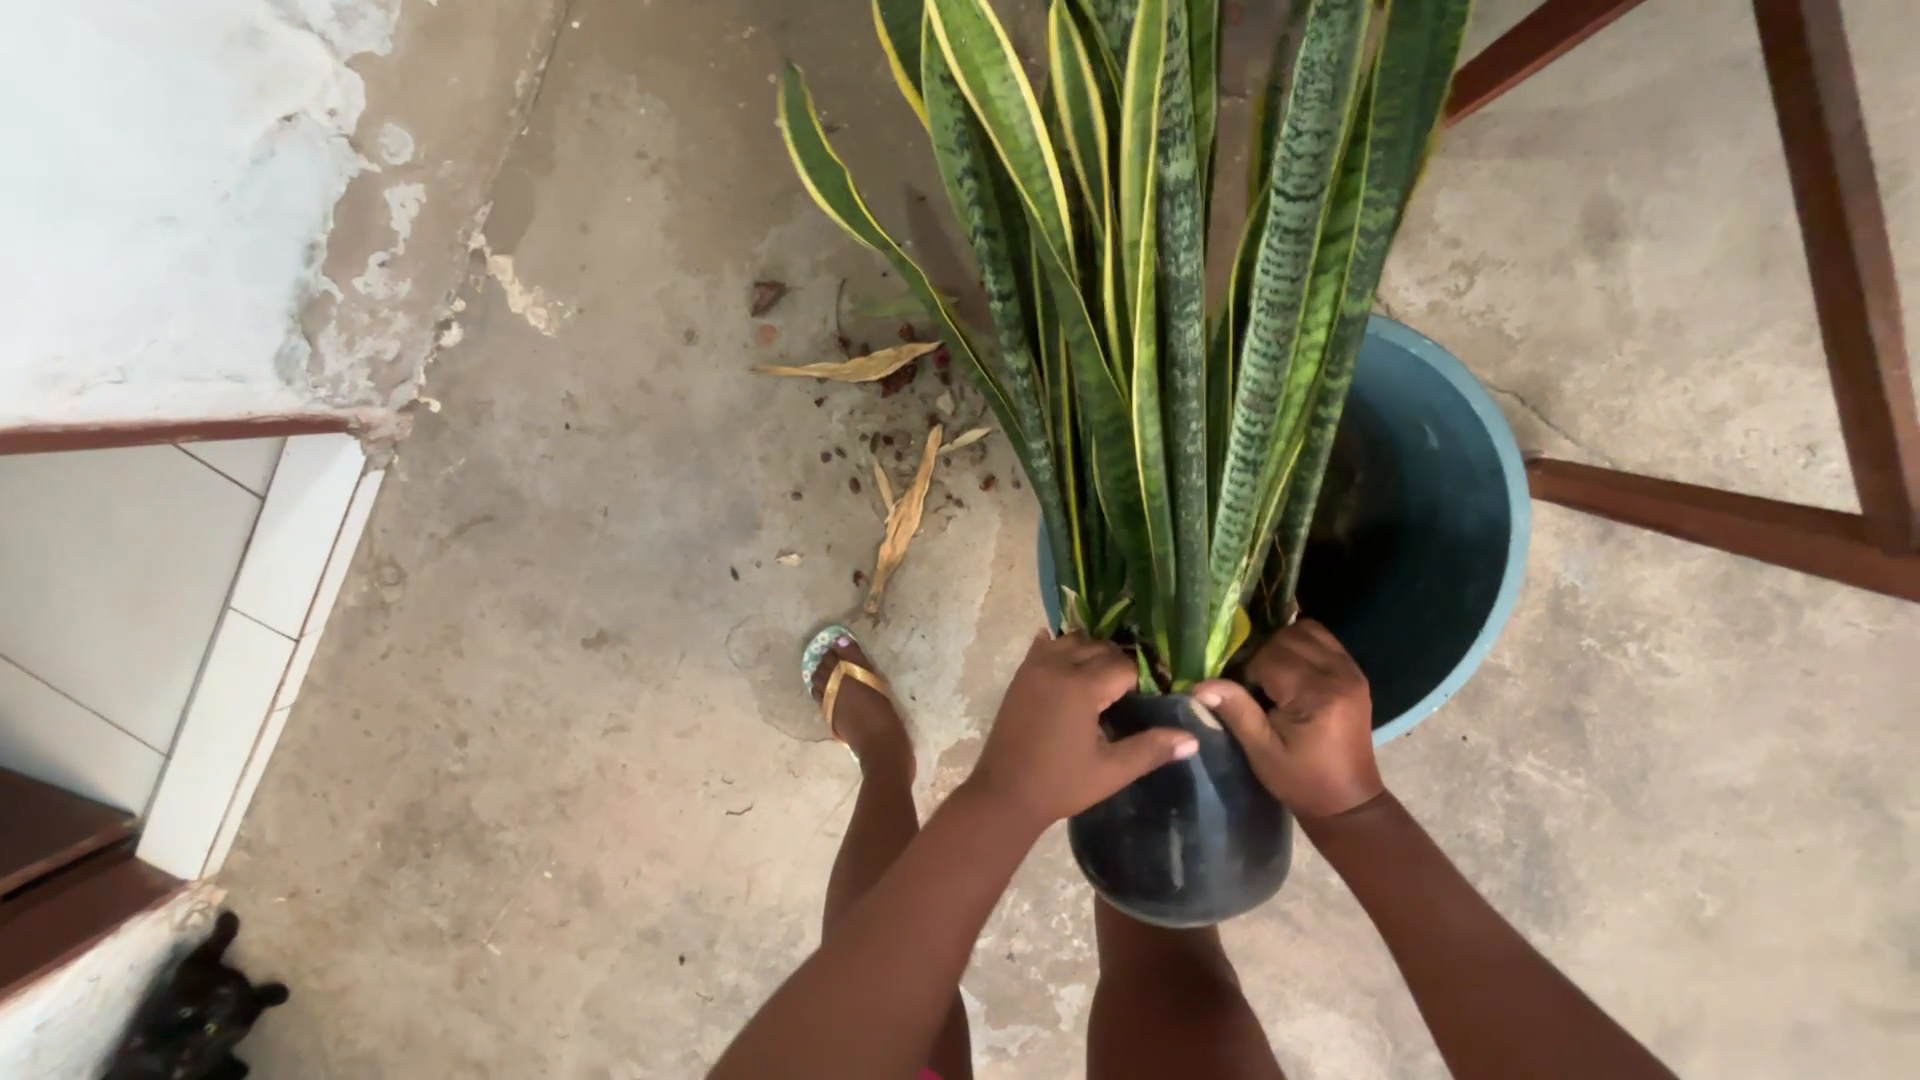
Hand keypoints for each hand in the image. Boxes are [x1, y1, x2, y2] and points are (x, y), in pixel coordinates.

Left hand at [962, 630, 1198, 828]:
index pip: (1125, 666)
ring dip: (1092, 653)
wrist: (1004, 794)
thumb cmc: (1060, 784)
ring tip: (1103, 683)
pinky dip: (1062, 649)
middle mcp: (1057, 666)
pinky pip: (1045, 645)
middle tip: (1130, 694)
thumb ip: (1151, 749)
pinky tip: (1073, 667)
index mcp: (1081, 686)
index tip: (1151, 700)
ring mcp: (1035, 667)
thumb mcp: (1111, 771)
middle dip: (1119, 665)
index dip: (1142, 682)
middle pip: (1100, 647)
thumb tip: (1192, 738)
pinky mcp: (1021, 675)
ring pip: (1073, 641)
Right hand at [1193, 619, 1382, 819]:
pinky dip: (1303, 645)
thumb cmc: (1300, 779)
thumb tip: (1200, 685)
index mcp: (1315, 696)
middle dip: (1265, 655)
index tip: (1247, 698)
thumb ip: (1235, 711)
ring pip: (1306, 630)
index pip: (1269, 657)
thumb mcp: (1260, 751)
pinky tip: (1293, 670)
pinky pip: (1324, 639)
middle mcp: (1338, 675)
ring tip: (1275, 674)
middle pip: (1287, 638)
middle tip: (1258, 686)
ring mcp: (1351, 671)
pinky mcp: (1355, 673)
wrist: (1348, 800)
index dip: (1249, 672)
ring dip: (1283, 645)